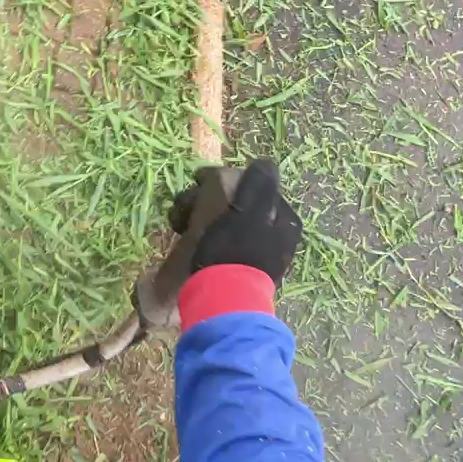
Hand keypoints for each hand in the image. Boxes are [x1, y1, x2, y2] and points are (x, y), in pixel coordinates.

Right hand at [168, 158, 303, 284]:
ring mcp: (257, 252)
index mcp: (283, 219)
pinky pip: (218, 238)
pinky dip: (201, 235)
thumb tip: (265, 163)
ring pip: (224, 219)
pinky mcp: (237, 266)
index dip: (223, 183)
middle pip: (235, 203)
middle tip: (184, 212)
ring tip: (178, 227)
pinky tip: (186, 241)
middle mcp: (275, 234)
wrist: (222, 297)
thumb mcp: (247, 211)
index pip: (251, 186)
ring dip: (197, 217)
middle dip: (205, 201)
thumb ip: (259, 185)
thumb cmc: (232, 250)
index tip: (198, 186)